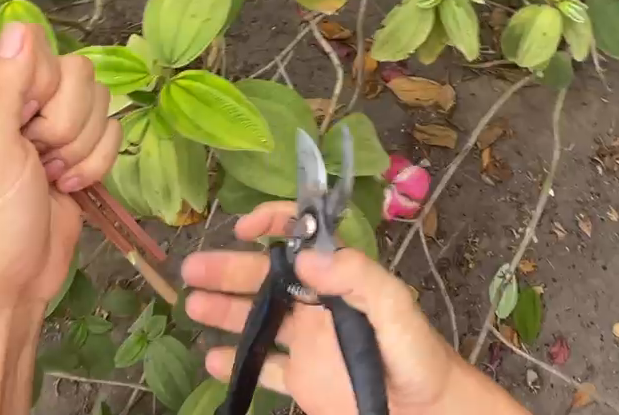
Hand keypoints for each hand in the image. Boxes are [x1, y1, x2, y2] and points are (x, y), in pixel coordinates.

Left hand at [0, 21, 119, 308]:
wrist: (11, 289)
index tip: (27, 121)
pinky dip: (96, 164)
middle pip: (78, 75)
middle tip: (38, 158)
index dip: (44, 85)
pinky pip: (112, 132)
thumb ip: (4, 86)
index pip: (38, 51)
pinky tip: (69, 188)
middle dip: (67, 123)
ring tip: (51, 178)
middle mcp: (20, 105)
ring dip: (82, 148)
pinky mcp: (80, 153)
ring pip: (100, 103)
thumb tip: (20, 24)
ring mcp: (52, 130)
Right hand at [182, 202, 467, 414]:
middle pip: (266, 276)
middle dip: (229, 267)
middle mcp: (316, 301)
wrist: (426, 412)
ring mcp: (306, 341)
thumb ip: (355, 275)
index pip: (301, 236)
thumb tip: (305, 255)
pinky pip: (264, 368)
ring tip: (191, 303)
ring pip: (257, 317)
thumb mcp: (393, 305)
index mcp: (337, 274)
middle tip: (192, 268)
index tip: (243, 227)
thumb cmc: (415, 352)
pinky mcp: (303, 379)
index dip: (273, 222)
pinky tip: (211, 358)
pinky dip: (236, 363)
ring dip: (224, 308)